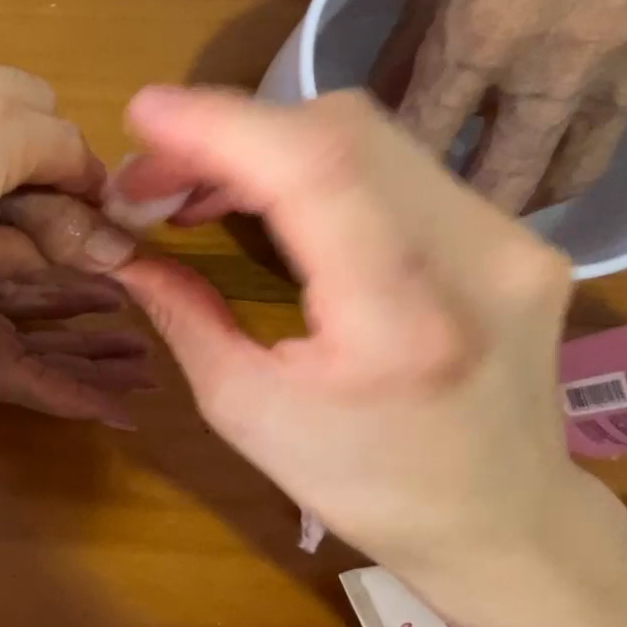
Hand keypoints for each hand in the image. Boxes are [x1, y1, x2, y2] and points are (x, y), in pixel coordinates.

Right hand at [0, 265, 153, 426]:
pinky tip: (97, 297)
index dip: (70, 397)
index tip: (123, 413)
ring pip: (26, 339)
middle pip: (31, 366)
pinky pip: (14, 309)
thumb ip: (42, 236)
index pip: (19, 378)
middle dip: (87, 372)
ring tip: (136, 350)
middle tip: (146, 377)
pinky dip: (57, 307)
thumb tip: (121, 252)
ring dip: (79, 343)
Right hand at [109, 86, 599, 581]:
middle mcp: (474, 253)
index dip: (224, 126)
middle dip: (224, 135)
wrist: (492, 511)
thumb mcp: (241, 406)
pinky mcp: (503, 226)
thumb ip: (182, 313)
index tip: (142, 115)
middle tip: (145, 178)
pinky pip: (389, 162)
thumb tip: (121, 249)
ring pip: (368, 134)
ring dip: (260, 146)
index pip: (318, 172)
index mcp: (398, 316)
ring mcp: (505, 230)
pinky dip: (304, 164)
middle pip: (343, 131)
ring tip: (187, 190)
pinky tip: (255, 199)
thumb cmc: (354, 479)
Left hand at [373, 0, 626, 211]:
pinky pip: (619, 123)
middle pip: (505, 182)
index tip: (370, 208)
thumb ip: (405, 53)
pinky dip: (579, 149)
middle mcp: (548, 74)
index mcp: (473, 51)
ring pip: (576, 168)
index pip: (419, 148)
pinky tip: (550, 151)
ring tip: (497, 203)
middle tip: (438, 234)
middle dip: (467, 217)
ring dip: (532, 195)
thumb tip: (377, 110)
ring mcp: (619, 67)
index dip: (388, 186)